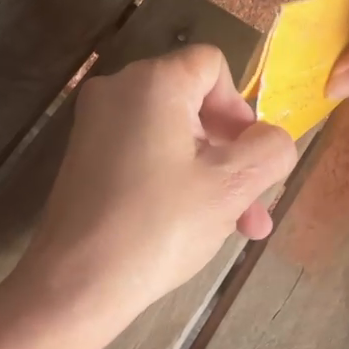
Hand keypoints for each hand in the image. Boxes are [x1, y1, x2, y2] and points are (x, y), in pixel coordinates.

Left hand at [10, 45, 297, 335]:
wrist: (76, 282)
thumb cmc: (159, 226)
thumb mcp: (231, 186)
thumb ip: (269, 149)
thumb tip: (271, 139)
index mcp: (152, 82)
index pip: (212, 66)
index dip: (240, 108)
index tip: (250, 156)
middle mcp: (116, 90)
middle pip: (193, 105)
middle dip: (231, 155)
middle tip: (252, 208)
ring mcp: (94, 125)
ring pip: (171, 136)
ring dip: (209, 176)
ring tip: (235, 229)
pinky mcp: (82, 158)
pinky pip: (142, 154)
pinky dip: (171, 180)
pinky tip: (191, 227)